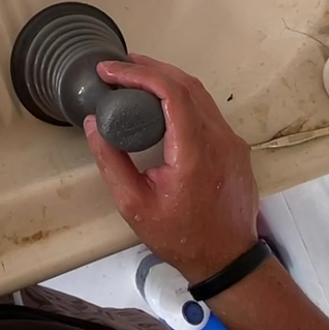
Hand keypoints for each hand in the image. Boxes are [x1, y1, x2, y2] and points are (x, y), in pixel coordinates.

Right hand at [84, 54, 259, 284]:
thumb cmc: (180, 237)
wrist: (229, 262)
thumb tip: (93, 123)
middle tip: (118, 66)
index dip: (138, 74)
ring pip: (200, 93)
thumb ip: (111, 161)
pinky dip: (181, 94)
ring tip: (135, 75)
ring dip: (167, 78)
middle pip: (186, 84)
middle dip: (150, 68)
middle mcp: (220, 138)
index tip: (109, 71)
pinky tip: (161, 99)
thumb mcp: (134, 205)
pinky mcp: (235, 146)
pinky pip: (207, 108)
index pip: (171, 92)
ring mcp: (232, 141)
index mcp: (195, 151)